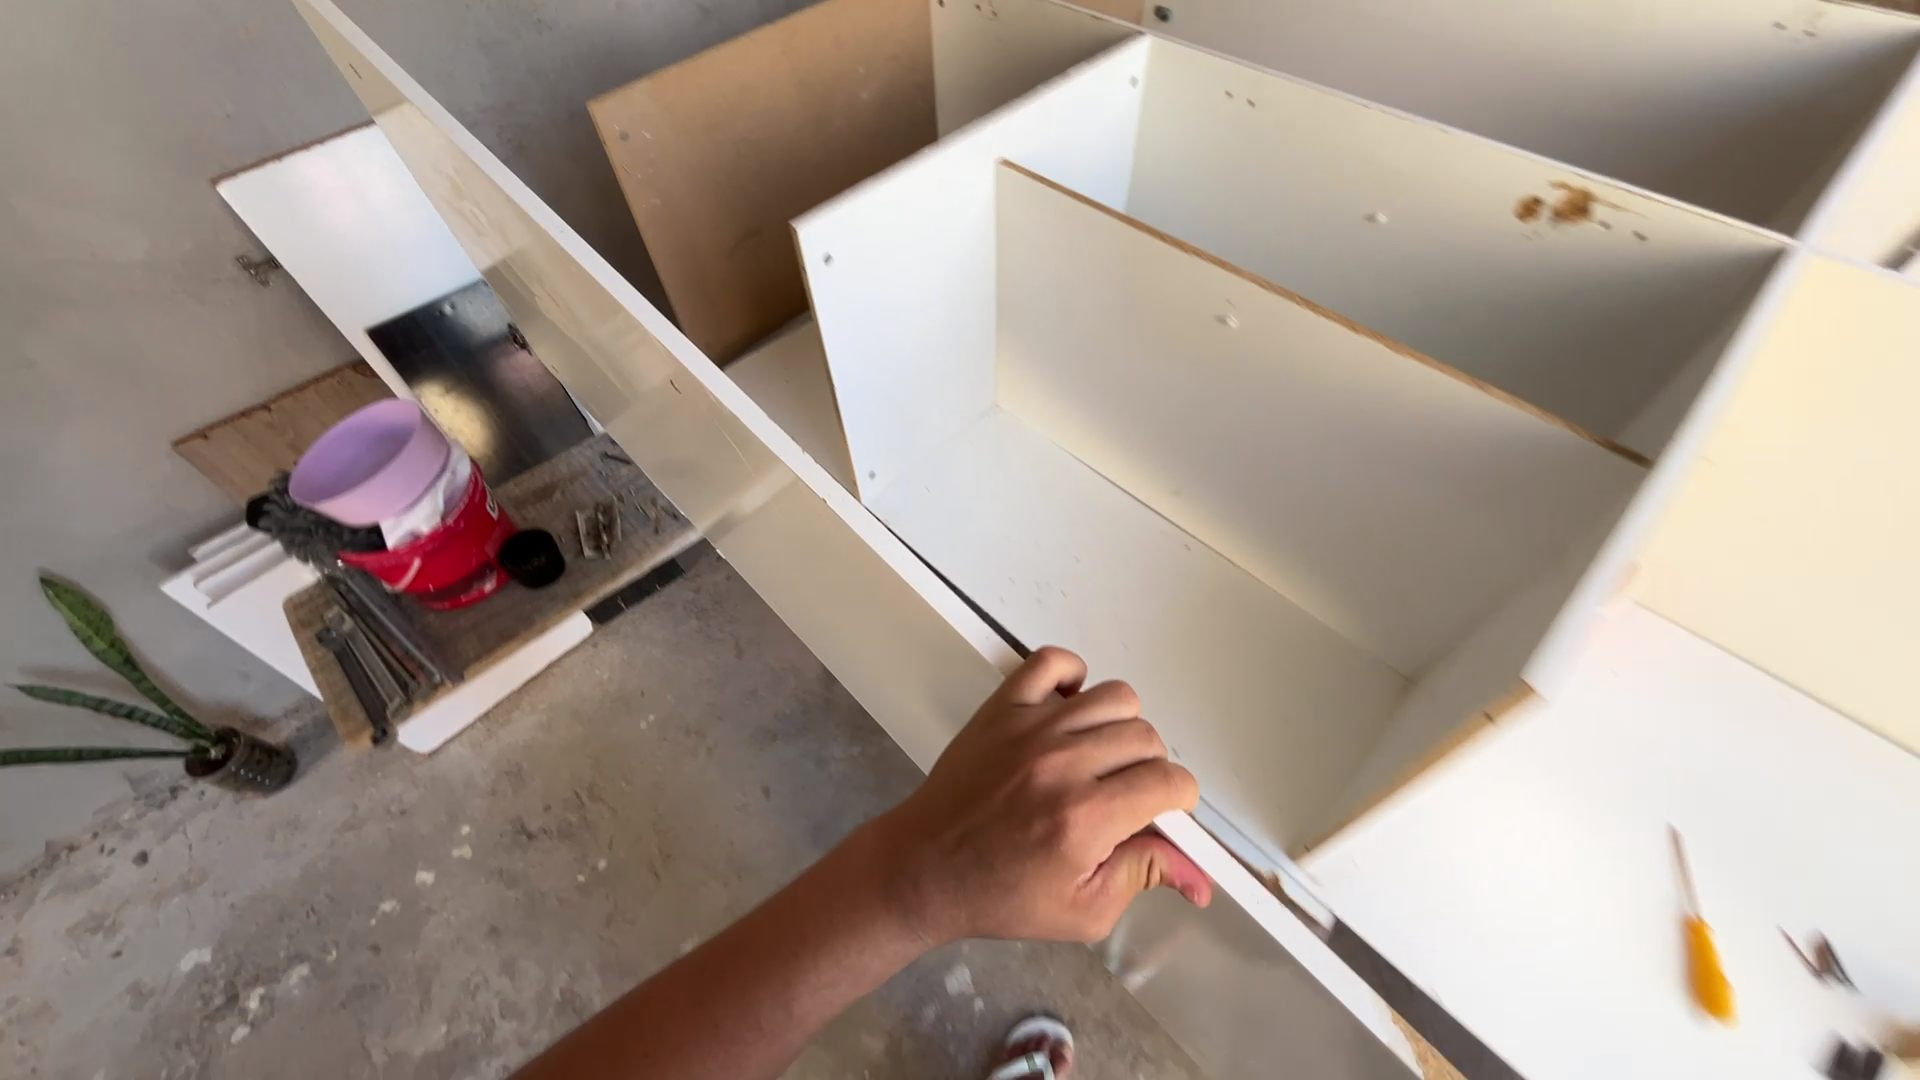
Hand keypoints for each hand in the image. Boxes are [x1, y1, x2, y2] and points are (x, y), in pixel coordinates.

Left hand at [866, 647, 1210, 945]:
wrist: (925, 866)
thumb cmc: (1000, 894)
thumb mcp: (1082, 910)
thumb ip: (1143, 876)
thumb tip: (1199, 875)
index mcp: (1084, 817)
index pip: (1171, 783)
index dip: (1179, 802)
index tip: (1162, 812)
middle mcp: (1061, 762)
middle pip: (1147, 738)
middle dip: (1150, 769)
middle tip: (1124, 794)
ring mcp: (1030, 726)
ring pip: (1115, 697)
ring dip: (1120, 727)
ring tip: (1098, 757)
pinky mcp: (1003, 706)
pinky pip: (1054, 661)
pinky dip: (1072, 677)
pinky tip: (1068, 713)